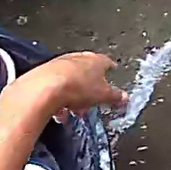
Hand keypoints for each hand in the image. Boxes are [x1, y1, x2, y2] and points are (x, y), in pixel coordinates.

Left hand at [12, 51, 127, 120]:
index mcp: (96, 60)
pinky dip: (60, 98)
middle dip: (90, 87)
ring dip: (74, 95)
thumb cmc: (78, 87)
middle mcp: (78, 58)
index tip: (112, 70)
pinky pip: (56, 86)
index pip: (107, 62)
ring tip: (74, 110)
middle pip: (88, 72)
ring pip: (72, 80)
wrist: (44, 88)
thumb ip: (115, 97)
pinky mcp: (45, 73)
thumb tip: (126, 98)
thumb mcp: (103, 96)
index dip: (110, 68)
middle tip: (92, 101)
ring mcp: (60, 64)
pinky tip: (59, 111)